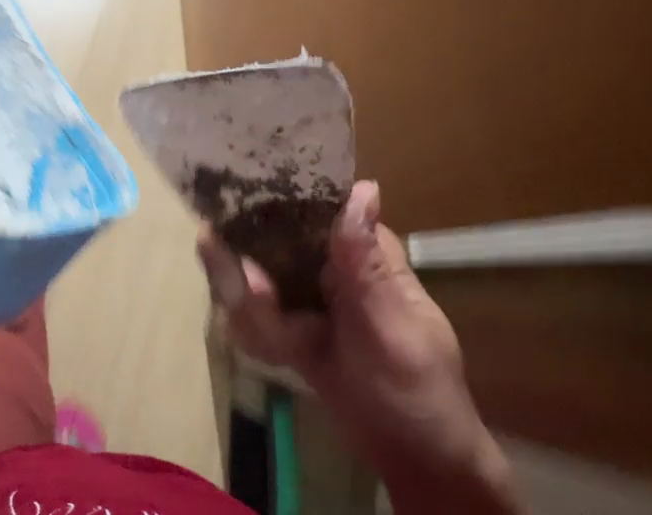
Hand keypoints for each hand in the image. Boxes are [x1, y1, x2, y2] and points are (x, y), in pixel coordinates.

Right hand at [198, 182, 520, 514]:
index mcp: (366, 253)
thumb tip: (363, 187)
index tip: (233, 211)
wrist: (417, 463)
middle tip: (244, 292)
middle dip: (246, 265)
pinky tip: (269, 351)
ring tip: (274, 338)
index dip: (272, 202)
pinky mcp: (295, 333)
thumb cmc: (418, 392)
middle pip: (274, 240)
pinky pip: (258, 319)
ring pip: (259, 280)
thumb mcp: (391, 328)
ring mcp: (311, 300)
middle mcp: (333, 267)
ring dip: (249, 306)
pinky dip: (253, 333)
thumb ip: (365, 266)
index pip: (312, 207)